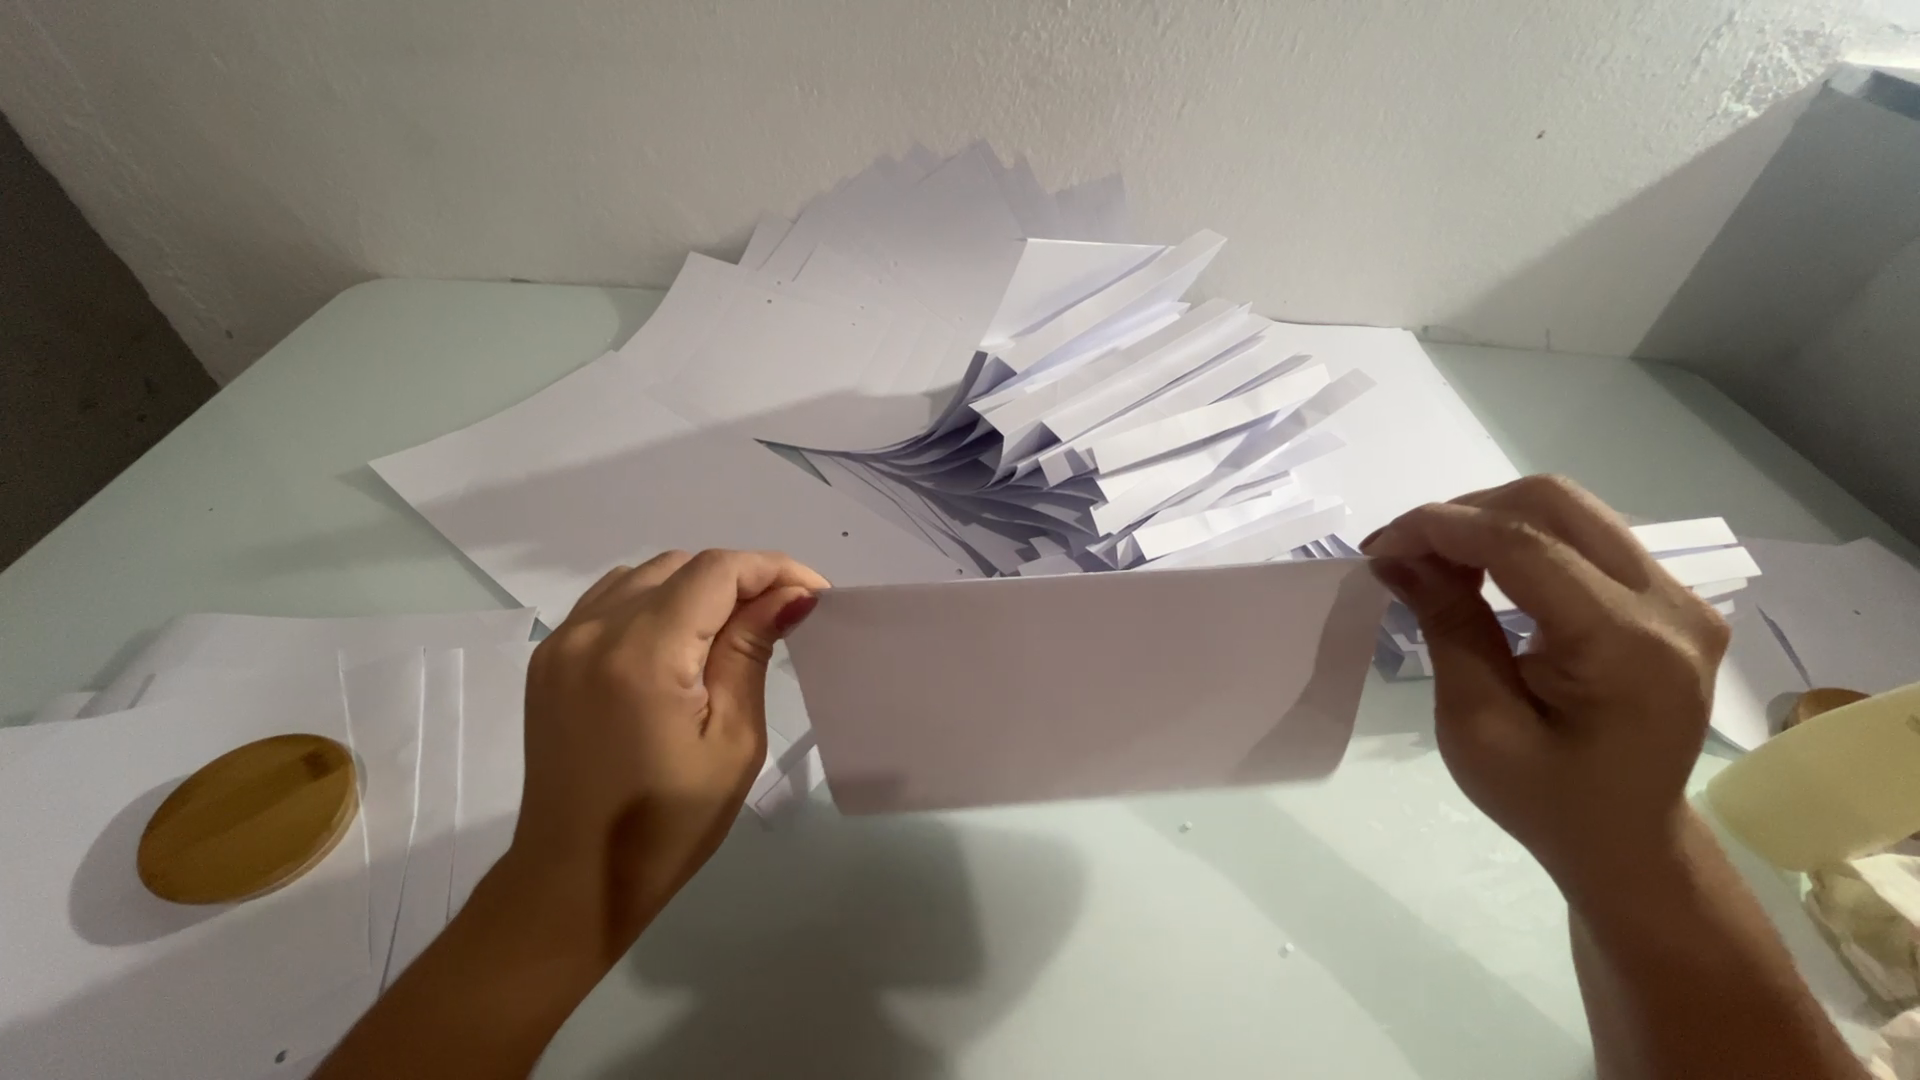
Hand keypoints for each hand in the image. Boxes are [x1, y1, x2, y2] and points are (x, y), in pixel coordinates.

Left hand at [506, 549, 827, 957]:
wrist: (572, 880)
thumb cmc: (668, 825)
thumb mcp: (733, 741)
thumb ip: (752, 653)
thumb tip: (791, 596)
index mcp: (642, 654)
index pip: (717, 572)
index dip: (773, 570)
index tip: (815, 595)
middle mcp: (593, 631)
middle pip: (682, 565)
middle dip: (741, 577)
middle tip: (783, 616)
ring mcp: (563, 641)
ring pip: (646, 575)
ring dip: (699, 585)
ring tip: (736, 625)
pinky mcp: (550, 658)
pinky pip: (611, 598)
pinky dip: (657, 599)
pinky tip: (681, 635)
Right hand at [1360, 475, 1729, 897]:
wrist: (1628, 840)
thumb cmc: (1544, 798)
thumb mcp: (1475, 721)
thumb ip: (1446, 626)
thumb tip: (1398, 556)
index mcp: (1626, 645)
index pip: (1522, 544)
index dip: (1438, 528)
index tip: (1377, 548)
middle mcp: (1670, 605)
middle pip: (1553, 503)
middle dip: (1463, 513)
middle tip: (1404, 553)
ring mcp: (1678, 597)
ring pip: (1568, 509)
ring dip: (1487, 521)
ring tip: (1434, 562)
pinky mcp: (1668, 600)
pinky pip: (1583, 536)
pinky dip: (1516, 539)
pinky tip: (1478, 573)